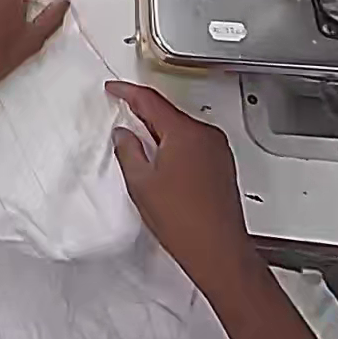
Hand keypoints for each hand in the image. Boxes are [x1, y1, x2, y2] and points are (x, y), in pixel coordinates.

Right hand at [106, 81, 258, 291]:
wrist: (218, 250)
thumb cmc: (184, 222)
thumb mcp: (141, 183)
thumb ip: (128, 151)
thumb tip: (124, 134)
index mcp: (184, 133)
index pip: (150, 100)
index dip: (127, 91)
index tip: (114, 88)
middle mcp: (205, 135)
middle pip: (168, 113)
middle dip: (144, 115)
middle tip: (124, 117)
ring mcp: (217, 148)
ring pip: (182, 128)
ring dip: (161, 133)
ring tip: (143, 151)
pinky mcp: (223, 162)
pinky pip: (195, 142)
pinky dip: (177, 145)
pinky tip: (166, 164)